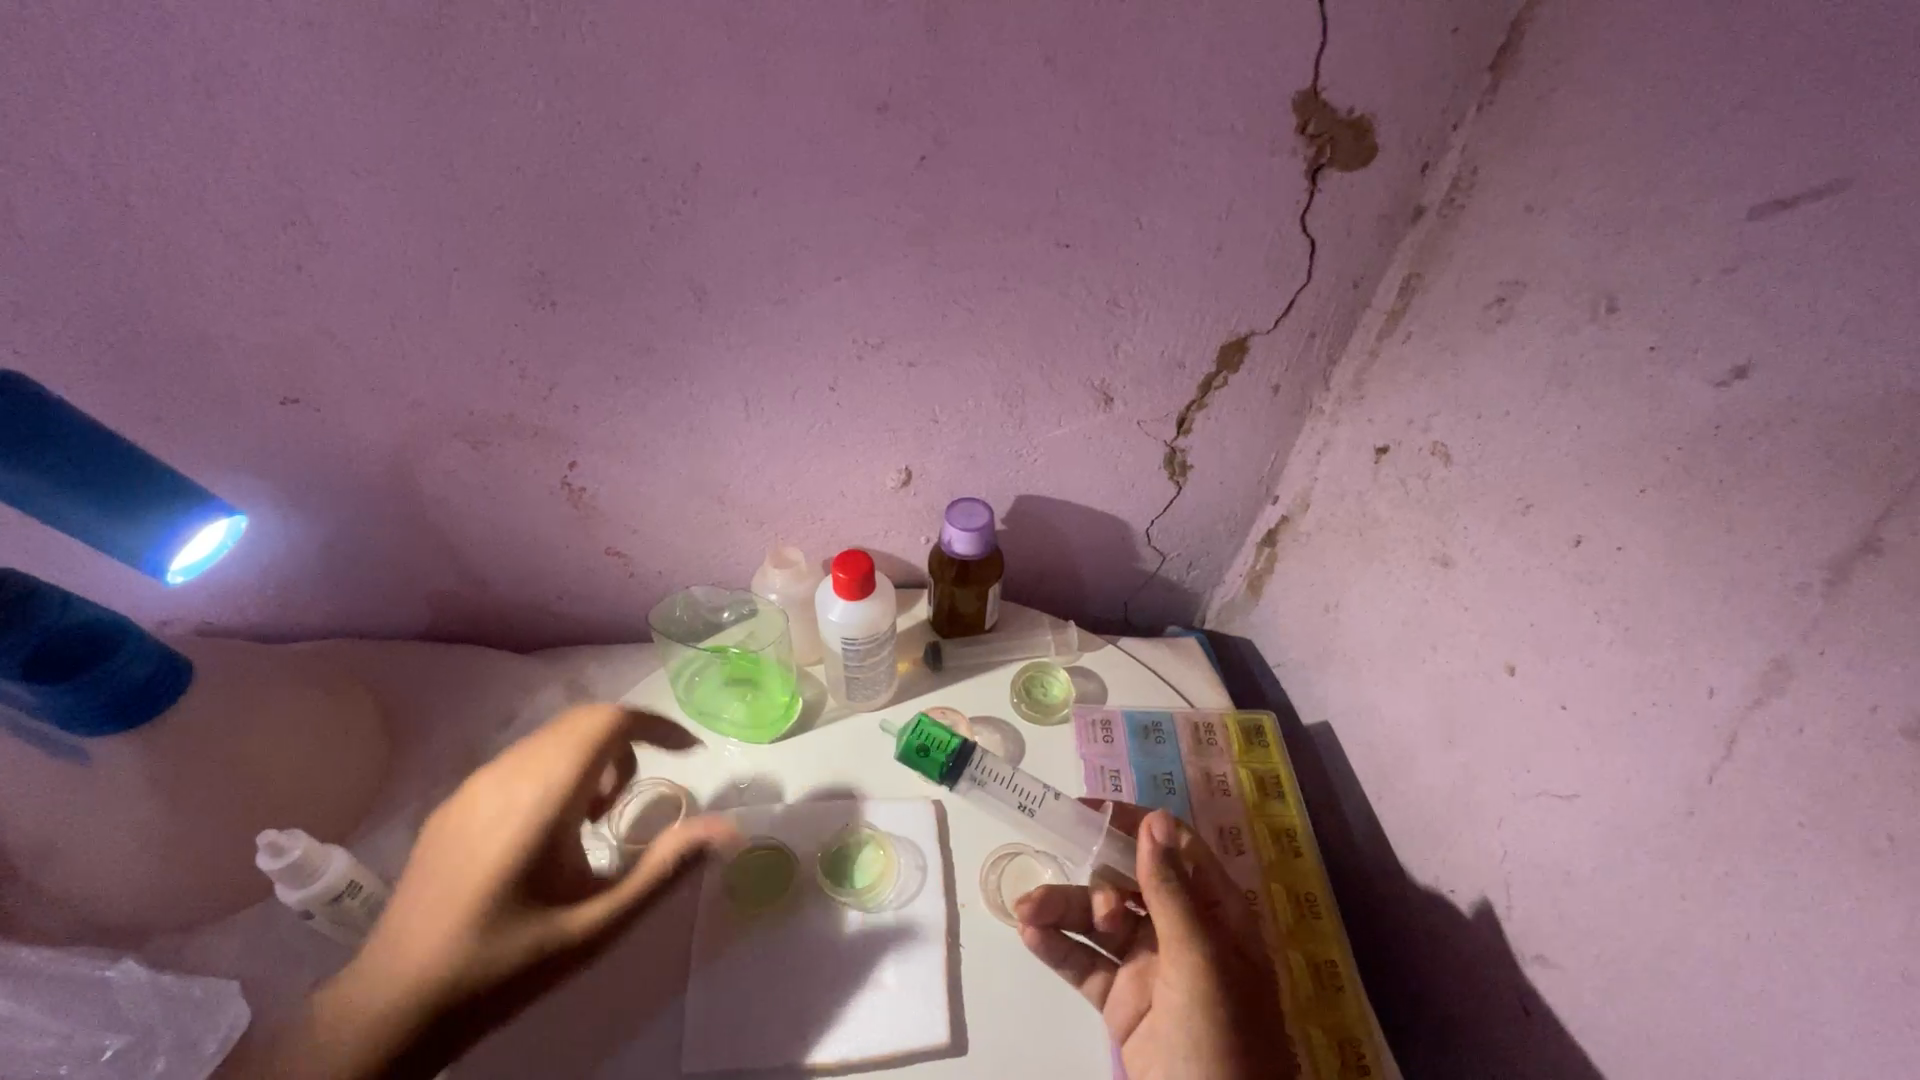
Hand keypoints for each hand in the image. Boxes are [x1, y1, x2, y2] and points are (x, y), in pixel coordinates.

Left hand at [267, 704, 737, 1078]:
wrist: (394, 1005)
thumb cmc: (506, 965)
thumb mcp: (598, 925)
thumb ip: (665, 869)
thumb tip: (727, 829)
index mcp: (541, 797)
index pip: (607, 721)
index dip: (656, 726)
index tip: (689, 755)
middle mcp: (504, 776)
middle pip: (581, 722)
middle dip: (626, 745)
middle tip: (635, 803)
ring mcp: (471, 787)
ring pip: (550, 739)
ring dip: (591, 760)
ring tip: (594, 824)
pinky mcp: (453, 805)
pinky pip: (520, 762)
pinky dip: (557, 773)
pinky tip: (550, 835)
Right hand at [1015, 804, 1295, 1079]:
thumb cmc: (1223, 1038)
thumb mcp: (1201, 961)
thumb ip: (1171, 891)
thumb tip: (1154, 819)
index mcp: (1215, 912)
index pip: (1172, 848)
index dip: (1132, 824)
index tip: (1085, 809)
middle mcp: (1181, 931)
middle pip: (1126, 883)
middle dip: (1087, 877)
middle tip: (1049, 875)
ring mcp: (1149, 967)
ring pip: (1098, 922)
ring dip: (1062, 909)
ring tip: (1025, 909)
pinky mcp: (1122, 1002)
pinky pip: (1086, 964)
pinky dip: (1058, 948)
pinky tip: (1030, 934)